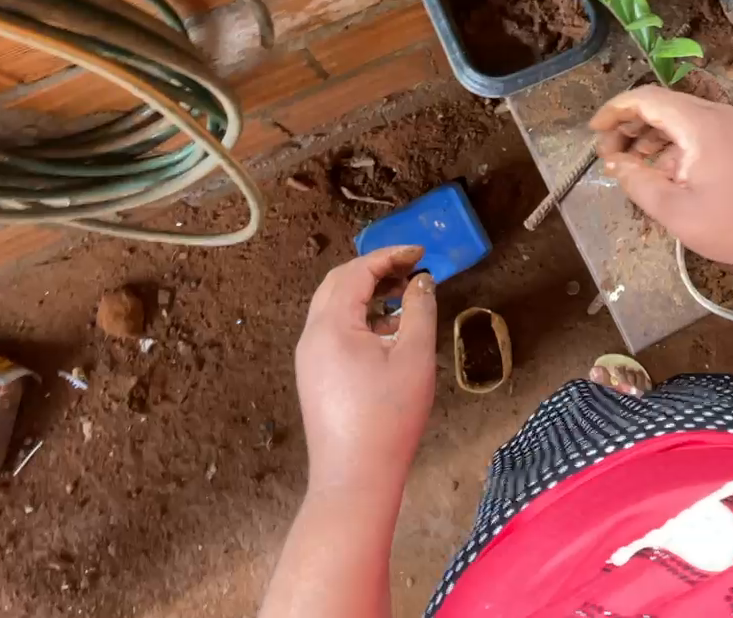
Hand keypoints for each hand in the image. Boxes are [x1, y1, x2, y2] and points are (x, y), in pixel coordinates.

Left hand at [295, 245, 436, 496]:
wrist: (354, 480)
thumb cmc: (388, 416)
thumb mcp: (415, 356)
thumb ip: (420, 309)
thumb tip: (421, 281)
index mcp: (332, 325)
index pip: (357, 271)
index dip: (390, 255)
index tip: (421, 253)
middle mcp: (312, 335)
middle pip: (338, 283)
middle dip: (375, 268)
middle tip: (411, 268)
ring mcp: (310, 357)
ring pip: (334, 306)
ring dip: (368, 292)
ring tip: (405, 295)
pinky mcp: (315, 375)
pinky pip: (334, 329)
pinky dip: (360, 316)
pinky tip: (390, 330)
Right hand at [591, 87, 732, 277]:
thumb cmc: (732, 226)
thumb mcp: (674, 209)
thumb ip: (637, 182)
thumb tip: (614, 164)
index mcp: (699, 122)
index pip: (646, 99)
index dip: (615, 111)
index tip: (594, 131)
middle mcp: (715, 114)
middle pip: (661, 104)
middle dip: (628, 125)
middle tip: (607, 154)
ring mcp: (730, 126)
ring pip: (678, 117)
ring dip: (649, 135)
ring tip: (628, 164)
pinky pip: (695, 130)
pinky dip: (670, 144)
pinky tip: (660, 172)